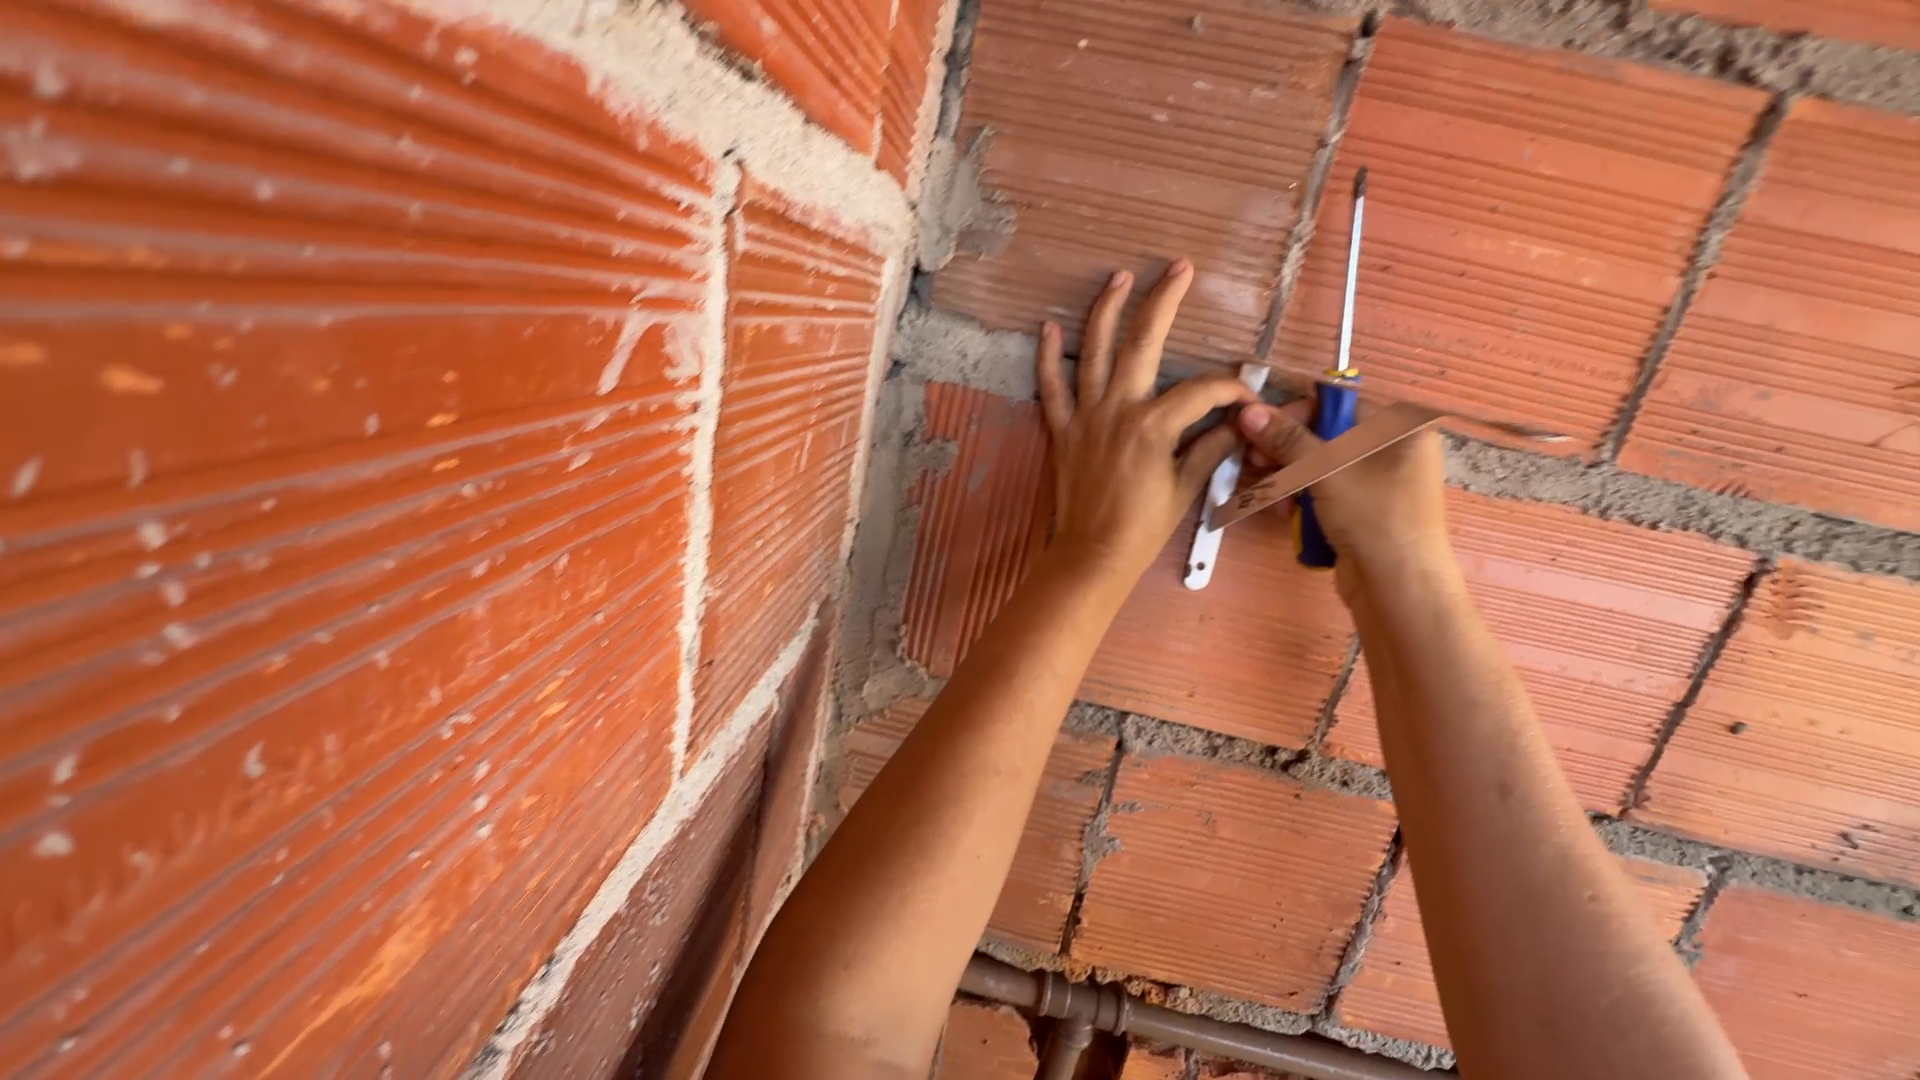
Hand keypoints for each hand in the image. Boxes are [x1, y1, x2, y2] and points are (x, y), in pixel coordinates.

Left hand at [1036, 260, 1255, 580]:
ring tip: (1119, 276)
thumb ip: (1212, 446)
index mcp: (1154, 426)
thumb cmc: (1142, 527)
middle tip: (1179, 267)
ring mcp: (1085, 416)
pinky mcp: (1062, 429)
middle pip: (1143, 342)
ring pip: (1093, 351)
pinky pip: (1051, 386)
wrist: (1093, 555)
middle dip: (1163, 301)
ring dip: (1106, 310)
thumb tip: (1241, 421)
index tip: (1247, 398)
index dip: (1230, 390)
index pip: (1202, 390)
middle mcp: (1117, 409)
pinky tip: (1047, 326)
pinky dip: (1047, 356)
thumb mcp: (1186, 487)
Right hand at [1237, 401, 1452, 595]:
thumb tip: (1248, 410)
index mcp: (1399, 429)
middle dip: (1286, 450)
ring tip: (1269, 496)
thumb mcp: (1327, 471)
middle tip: (1255, 461)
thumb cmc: (1374, 518)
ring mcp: (1377, 482)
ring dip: (1288, 478)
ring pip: (1320, 465)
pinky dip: (1302, 498)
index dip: (1296, 413)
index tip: (1260, 429)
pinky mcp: (1361, 510)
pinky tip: (1284, 512)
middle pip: (1325, 435)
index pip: (1338, 402)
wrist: (1398, 588)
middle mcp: (1392, 449)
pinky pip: (1325, 491)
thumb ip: (1287, 439)